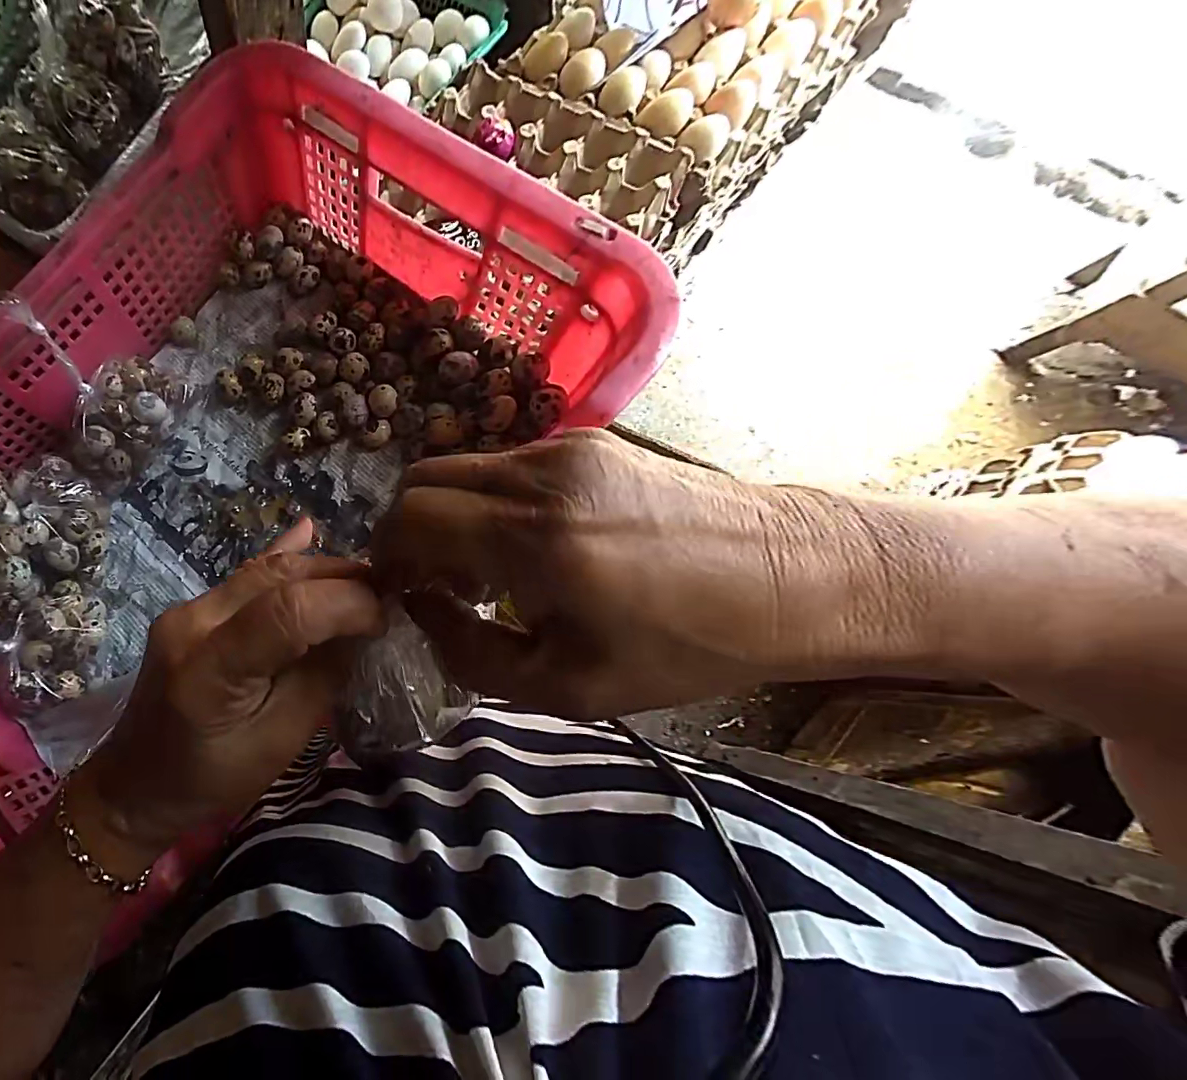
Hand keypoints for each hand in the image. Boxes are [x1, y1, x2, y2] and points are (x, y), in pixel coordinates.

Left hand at [73, 519, 386, 872]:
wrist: (137, 780)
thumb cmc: (213, 780)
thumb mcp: (282, 741)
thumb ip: (322, 676)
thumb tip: (362, 626)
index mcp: (210, 671)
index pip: (286, 611)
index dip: (346, 602)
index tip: (385, 614)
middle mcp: (191, 624)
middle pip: (275, 578)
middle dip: (338, 576)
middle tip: (386, 589)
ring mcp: (184, 611)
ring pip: (261, 572)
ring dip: (316, 570)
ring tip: (363, 579)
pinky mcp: (187, 610)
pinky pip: (242, 580)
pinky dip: (282, 565)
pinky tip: (308, 533)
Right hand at [370, 428, 928, 717]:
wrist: (803, 576)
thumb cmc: (687, 646)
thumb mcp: (568, 687)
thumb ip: (469, 654)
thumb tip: (419, 607)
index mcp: (533, 539)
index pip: (410, 519)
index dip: (386, 554)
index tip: (397, 590)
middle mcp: (539, 476)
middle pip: (421, 480)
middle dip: (405, 531)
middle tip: (430, 580)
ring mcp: (564, 449)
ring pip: (459, 468)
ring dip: (445, 515)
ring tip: (478, 567)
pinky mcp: (587, 440)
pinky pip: (502, 464)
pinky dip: (485, 501)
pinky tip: (523, 542)